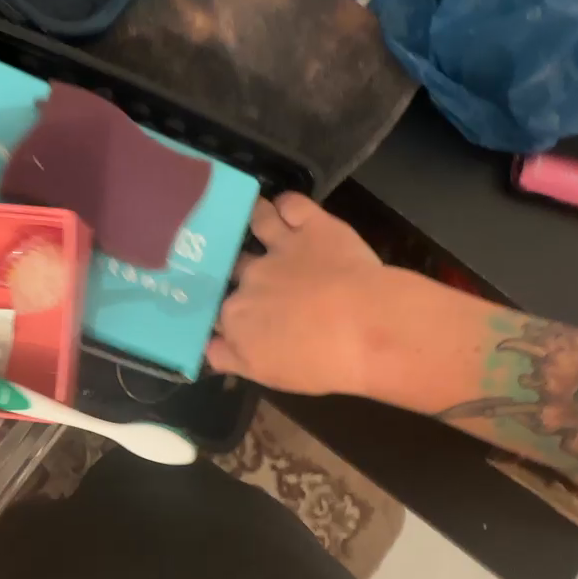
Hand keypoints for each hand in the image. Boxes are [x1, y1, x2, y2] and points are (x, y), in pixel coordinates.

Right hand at [207, 193, 467, 401]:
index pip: (216, 311)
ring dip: (252, 218)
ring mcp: (280, 249)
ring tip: (254, 218)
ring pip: (256, 223)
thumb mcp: (266, 375)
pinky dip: (285, 203)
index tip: (234, 316)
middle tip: (244, 272)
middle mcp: (250, 278)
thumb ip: (231, 358)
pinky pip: (291, 204)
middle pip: (232, 267)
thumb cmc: (320, 362)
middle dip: (232, 266)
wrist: (368, 329)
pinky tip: (285, 206)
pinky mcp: (313, 227)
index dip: (224, 312)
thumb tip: (209, 347)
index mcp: (235, 316)